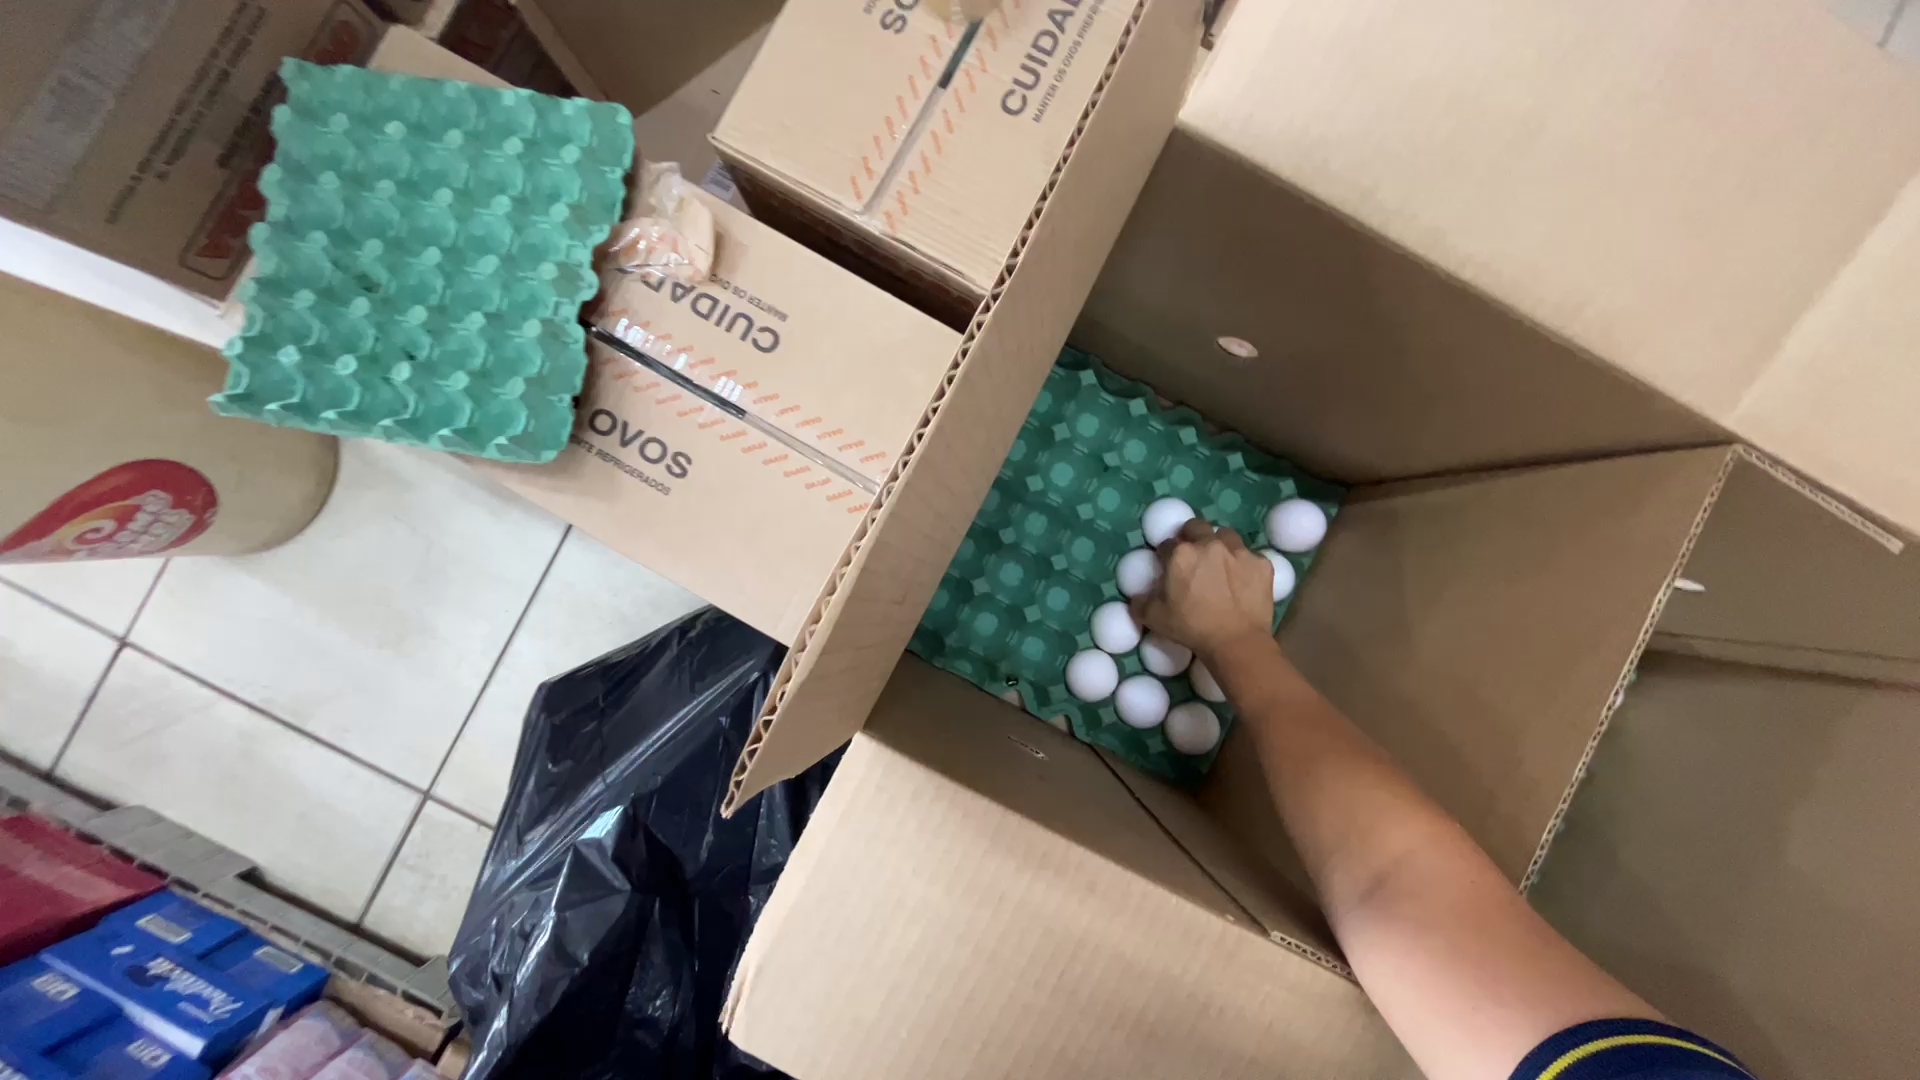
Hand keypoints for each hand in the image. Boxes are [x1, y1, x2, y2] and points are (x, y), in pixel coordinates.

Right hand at [1129, 517, 1273, 659]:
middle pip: (1196, 526)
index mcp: (1181, 554)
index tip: (1167, 566)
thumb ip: (1141, 603)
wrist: (1236, 641)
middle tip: (1192, 556)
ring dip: (1219, 544)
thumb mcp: (1155, 619)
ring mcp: (1239, 552)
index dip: (1165, 554)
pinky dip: (1243, 564)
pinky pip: (1250, 556)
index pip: (1167, 544)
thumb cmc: (1192, 628)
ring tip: (1219, 563)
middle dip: (1191, 536)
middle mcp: (1209, 544)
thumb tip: (1137, 597)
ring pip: (1226, 535)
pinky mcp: (1262, 563)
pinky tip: (1242, 580)